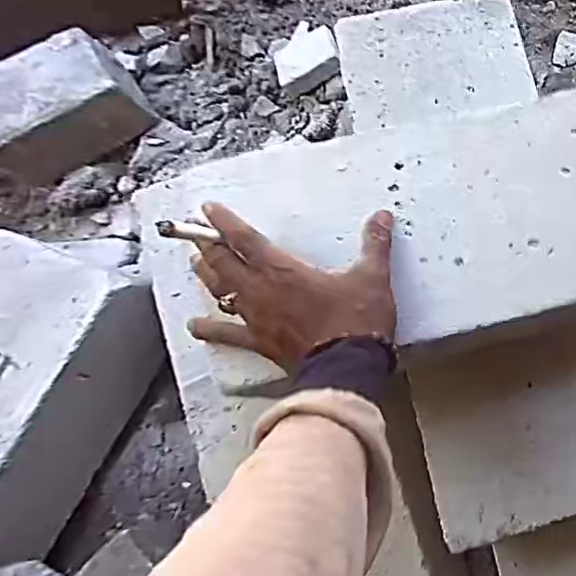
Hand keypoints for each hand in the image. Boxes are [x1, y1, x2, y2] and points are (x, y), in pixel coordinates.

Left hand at [186, 202, 396, 371]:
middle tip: (194, 233)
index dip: (224, 222)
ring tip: (197, 263)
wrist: (349, 366)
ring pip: (220, 291)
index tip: (208, 209)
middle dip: (207, 244)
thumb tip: (381, 218)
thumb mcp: (372, 277)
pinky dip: (210, 329)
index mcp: (284, 271)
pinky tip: (196, 325)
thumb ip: (375, 245)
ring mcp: (257, 318)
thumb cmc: (358, 320)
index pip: (245, 239)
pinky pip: (228, 334)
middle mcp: (261, 291)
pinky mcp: (261, 342)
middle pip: (223, 262)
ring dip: (206, 275)